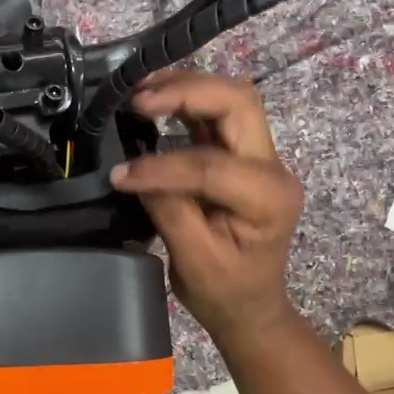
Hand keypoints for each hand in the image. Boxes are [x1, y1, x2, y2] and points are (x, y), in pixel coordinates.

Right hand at [109, 72, 303, 352]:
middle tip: (139, 99)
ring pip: (230, 98)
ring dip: (185, 87)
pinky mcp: (241, 155)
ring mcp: (260, 157)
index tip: (121, 175)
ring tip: (141, 91)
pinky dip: (184, 100)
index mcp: (269, 198)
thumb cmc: (226, 291)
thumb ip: (171, 211)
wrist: (250, 307)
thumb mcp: (196, 261)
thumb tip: (134, 171)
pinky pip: (216, 113)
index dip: (161, 166)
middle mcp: (273, 167)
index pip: (211, 164)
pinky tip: (153, 100)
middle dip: (187, 92)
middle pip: (237, 102)